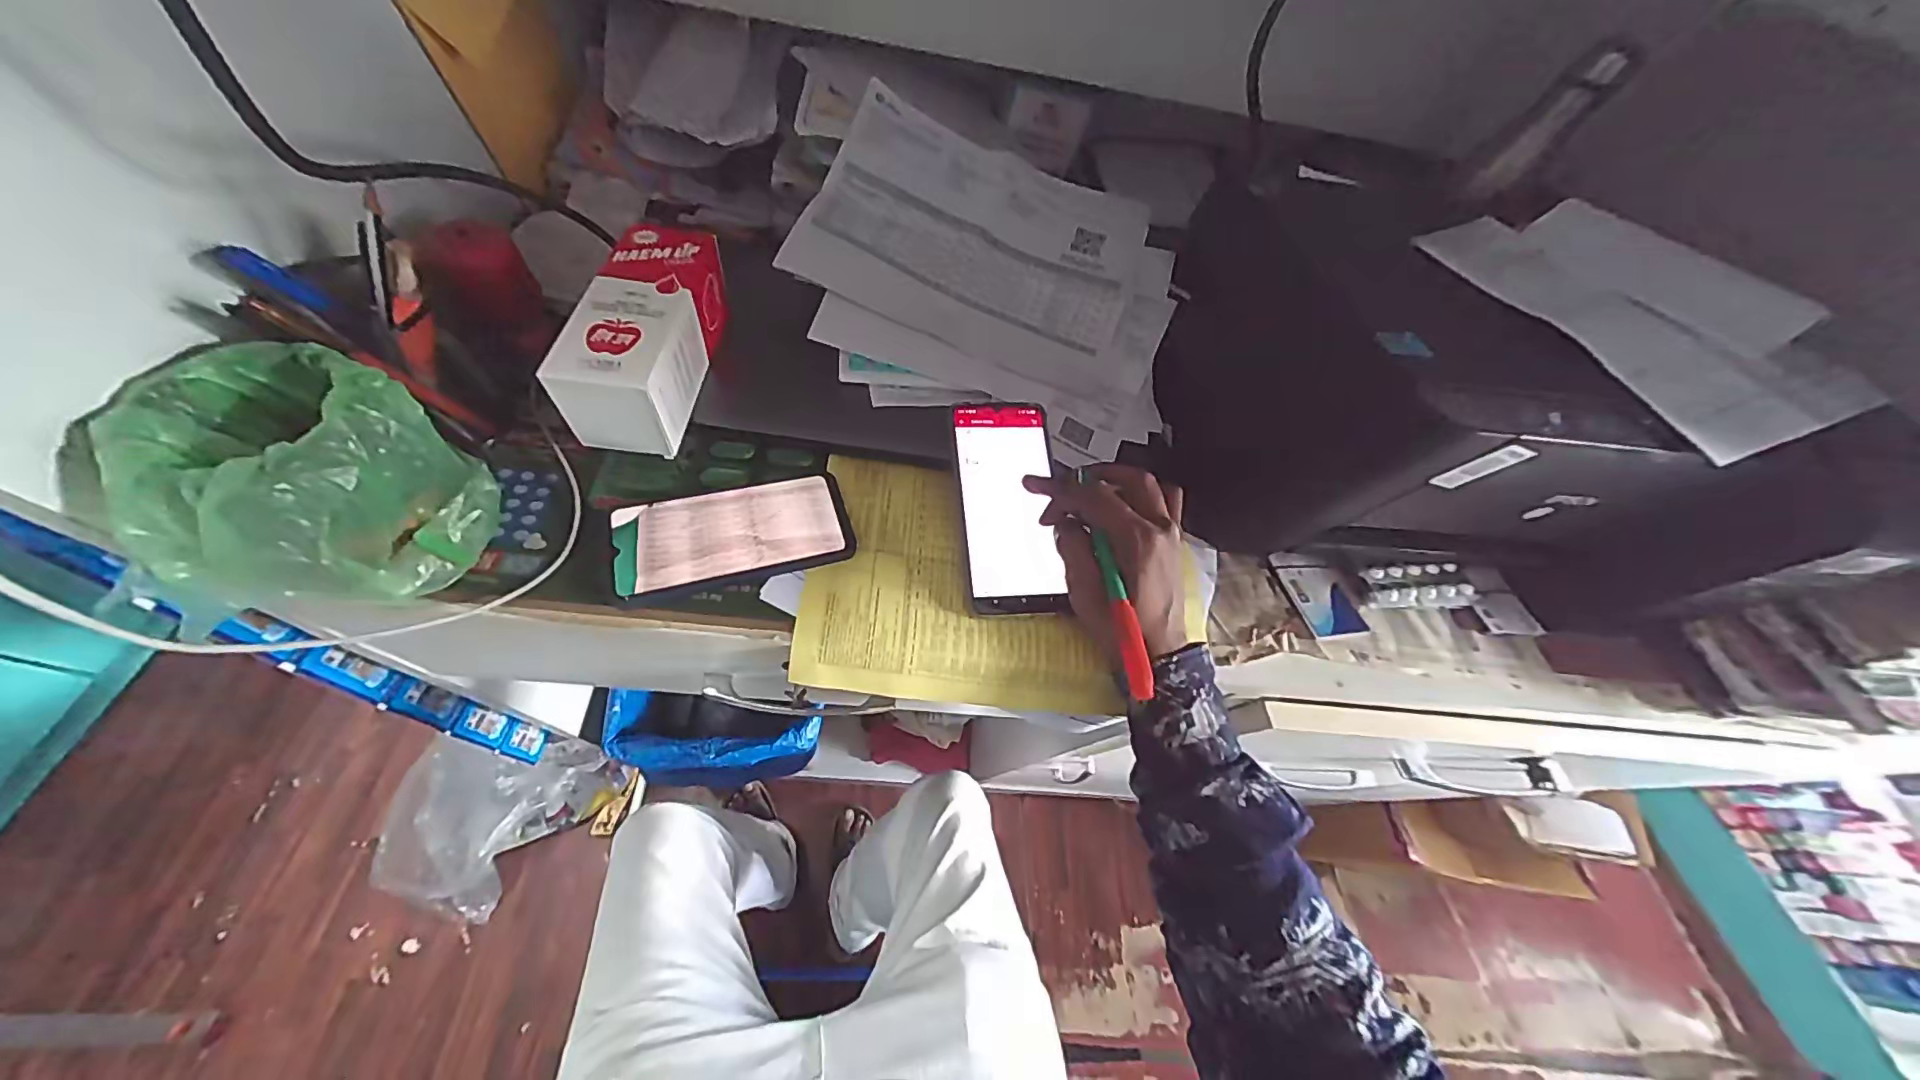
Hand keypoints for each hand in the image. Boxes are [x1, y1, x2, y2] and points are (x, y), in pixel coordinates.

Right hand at [1022, 465, 1190, 666]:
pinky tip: (1121, 504)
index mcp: (1137, 542)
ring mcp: (1170, 535)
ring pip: (1147, 485)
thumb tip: (1065, 523)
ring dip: (1115, 479)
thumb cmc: (1126, 632)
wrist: (1159, 654)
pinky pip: (1163, 501)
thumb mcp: (1085, 593)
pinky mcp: (1172, 542)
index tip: (1038, 487)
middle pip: (1123, 481)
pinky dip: (1139, 494)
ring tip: (1089, 488)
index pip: (1095, 497)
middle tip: (1059, 491)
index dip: (1062, 490)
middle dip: (1086, 479)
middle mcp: (1159, 531)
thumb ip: (1073, 549)